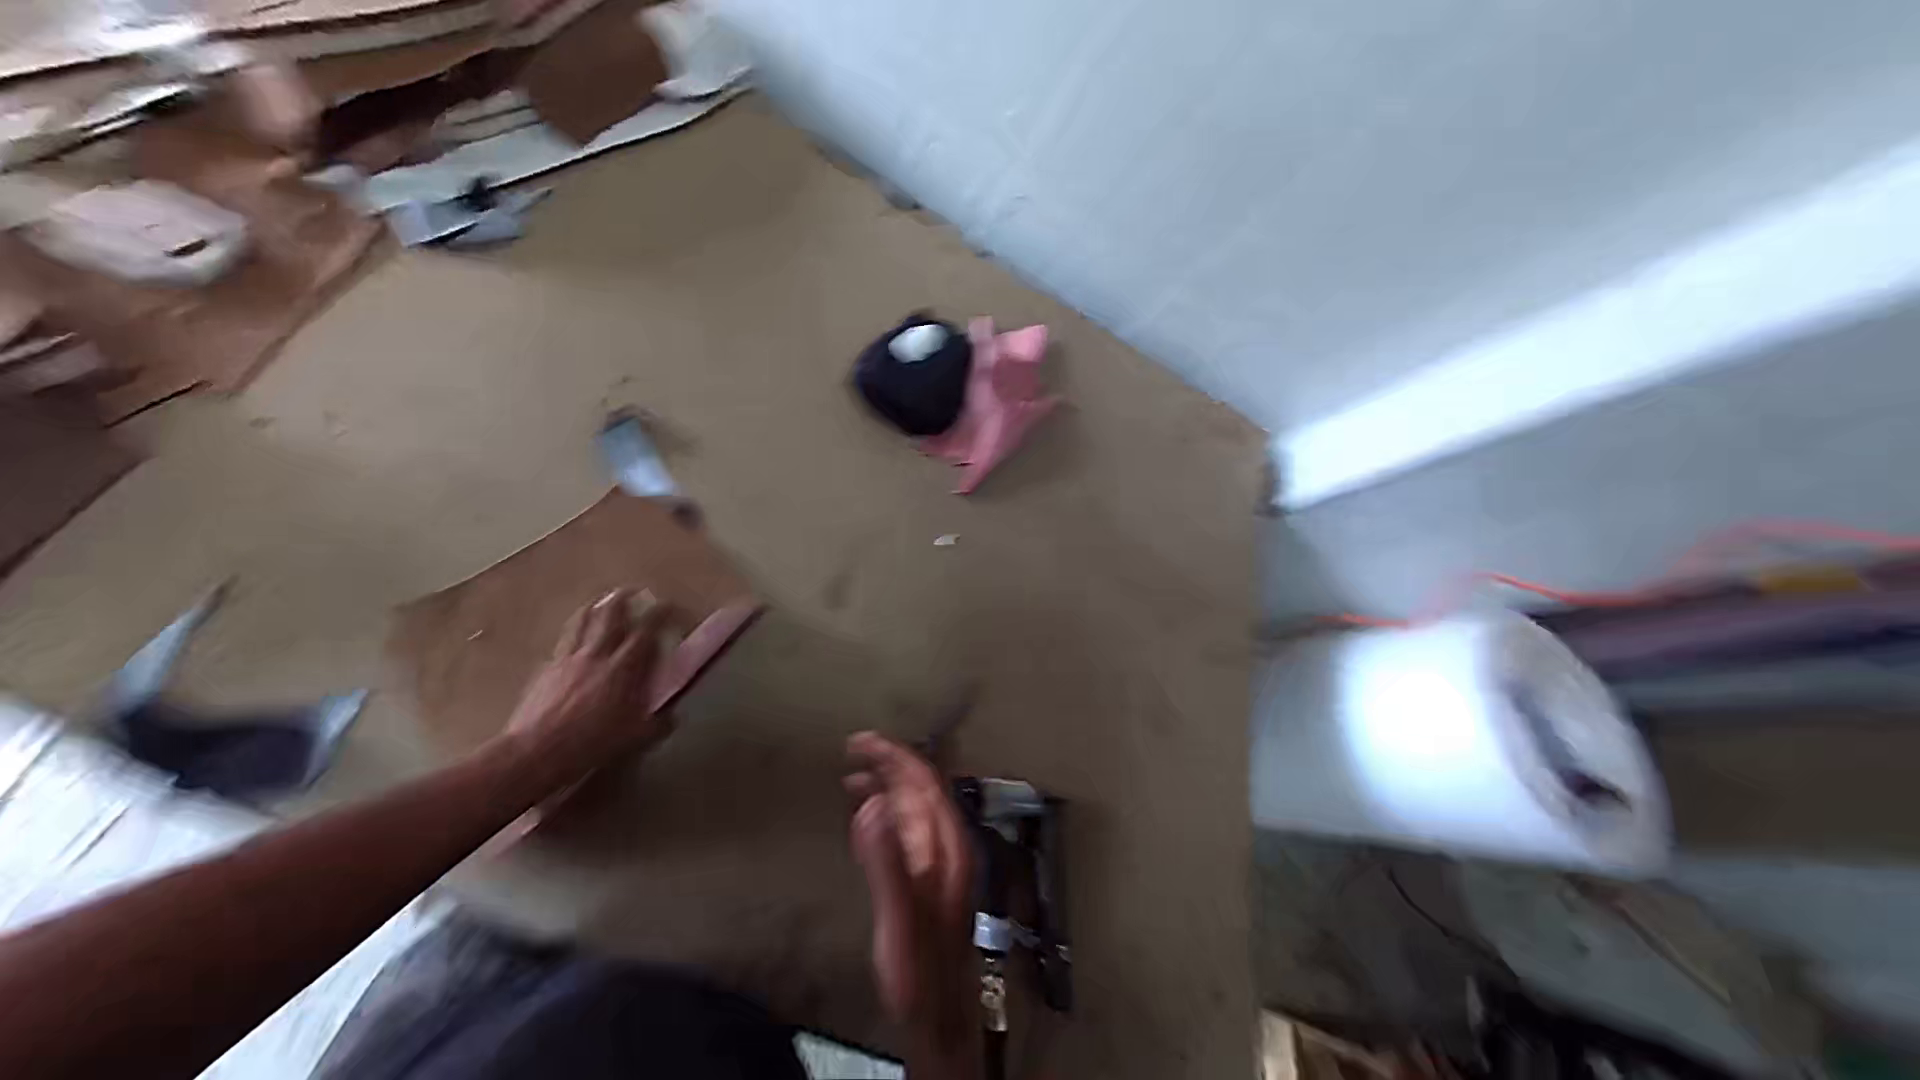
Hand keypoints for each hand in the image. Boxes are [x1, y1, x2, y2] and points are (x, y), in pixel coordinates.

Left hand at [500, 588, 671, 792]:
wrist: (535, 752)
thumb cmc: (591, 743)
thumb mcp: (635, 737)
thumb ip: (657, 724)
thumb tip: (672, 717)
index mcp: (623, 668)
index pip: (645, 631)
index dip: (659, 614)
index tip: (669, 604)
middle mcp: (596, 655)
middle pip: (609, 616)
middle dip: (622, 599)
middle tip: (631, 589)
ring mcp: (567, 660)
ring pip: (581, 623)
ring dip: (592, 608)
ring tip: (598, 601)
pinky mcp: (545, 670)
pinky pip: (562, 645)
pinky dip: (571, 636)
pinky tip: (571, 640)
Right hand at [844, 732, 975, 1068]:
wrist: (936, 1012)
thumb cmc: (919, 968)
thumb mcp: (901, 917)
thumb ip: (888, 863)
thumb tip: (874, 804)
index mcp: (946, 845)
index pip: (924, 783)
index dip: (896, 756)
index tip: (863, 740)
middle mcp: (946, 844)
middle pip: (920, 788)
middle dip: (889, 763)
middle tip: (853, 749)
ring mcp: (936, 858)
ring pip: (912, 805)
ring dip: (886, 785)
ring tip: (854, 775)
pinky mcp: (924, 874)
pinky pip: (905, 827)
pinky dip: (885, 810)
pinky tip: (867, 813)